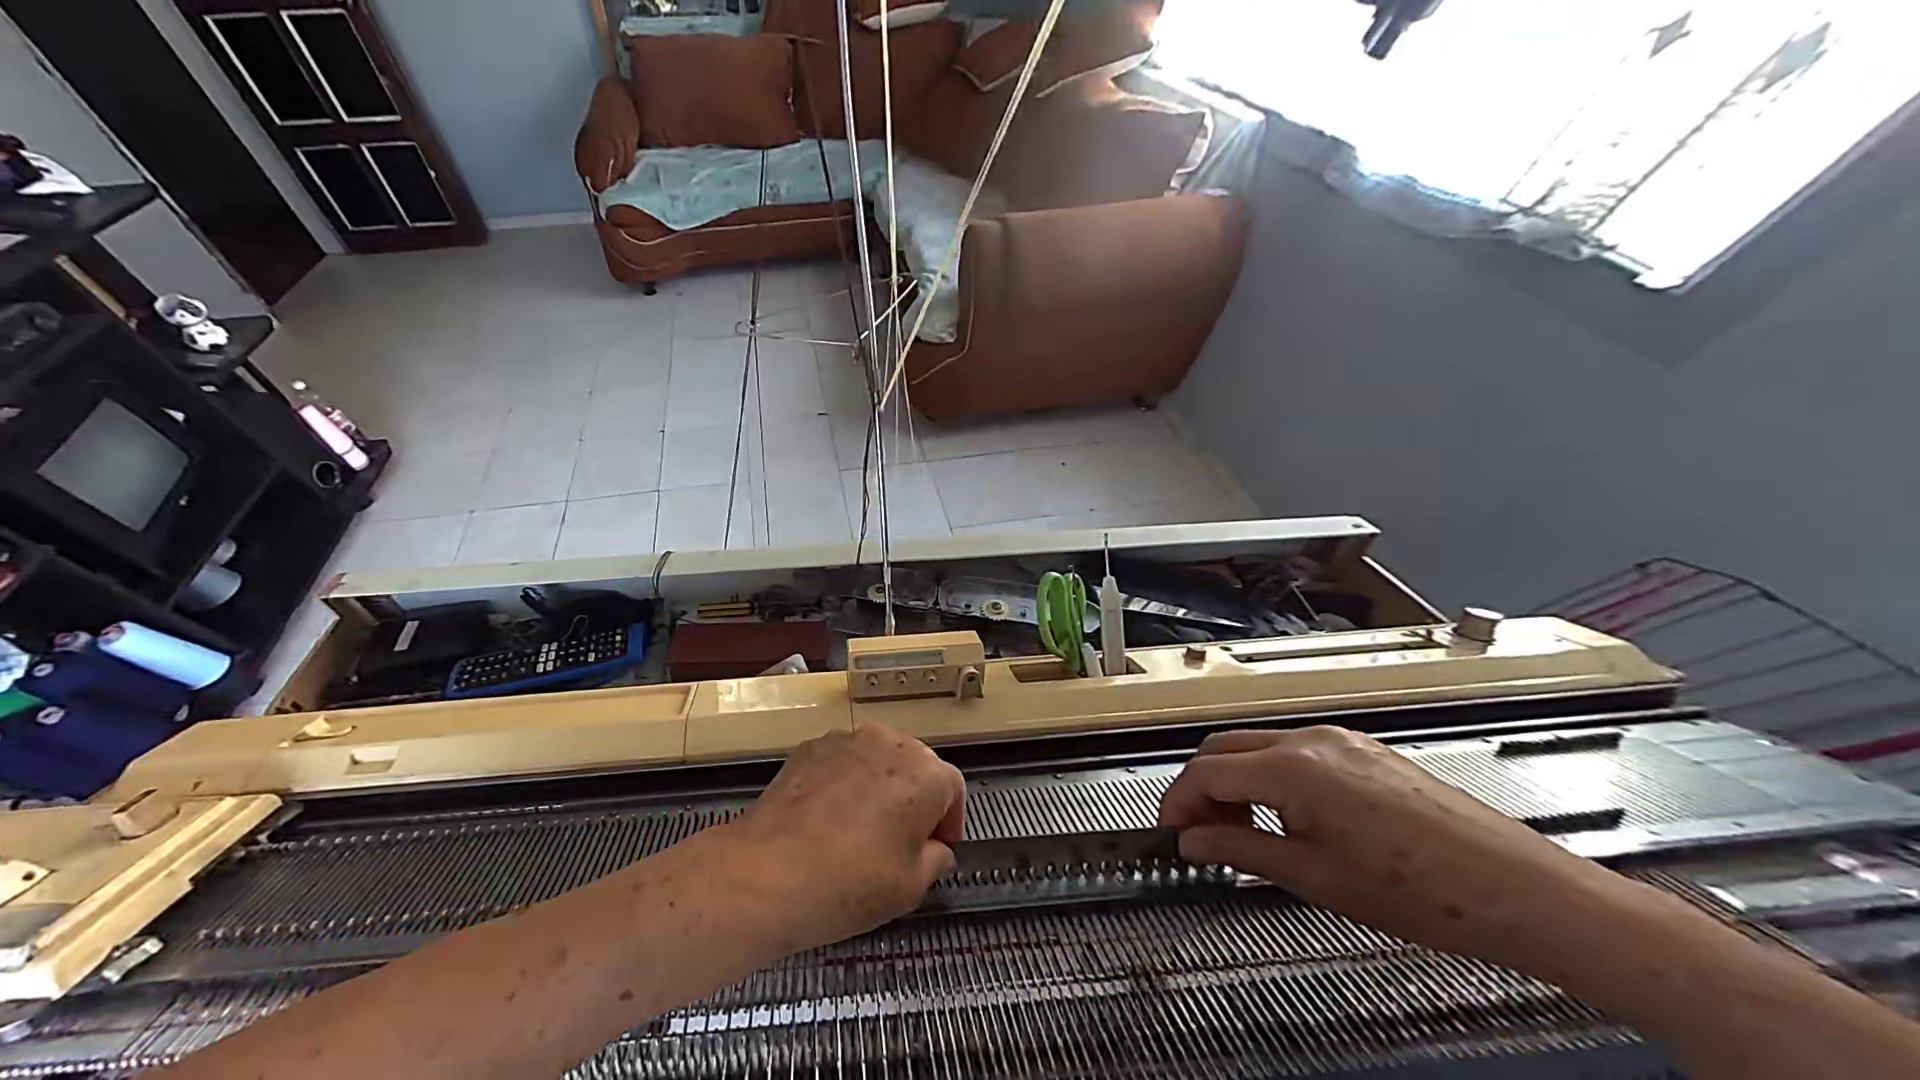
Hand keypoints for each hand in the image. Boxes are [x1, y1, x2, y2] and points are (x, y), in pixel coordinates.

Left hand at [726, 723, 964, 950]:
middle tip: (902, 843)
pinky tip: (830, 821)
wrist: (766, 874)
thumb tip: (936, 849)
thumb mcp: (912, 887)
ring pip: (878, 761)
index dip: (949, 823)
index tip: (939, 848)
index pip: (953, 790)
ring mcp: (848, 740)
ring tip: (862, 832)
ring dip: (880, 788)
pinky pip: (843, 762)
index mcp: (926, 774)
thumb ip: (937, 859)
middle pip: (917, 768)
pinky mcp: (812, 747)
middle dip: (916, 801)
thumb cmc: (847, 881)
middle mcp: (891, 744)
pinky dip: (845, 783)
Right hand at [1157, 726, 1644, 970]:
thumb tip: (1196, 842)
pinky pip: (1293, 752)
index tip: (1173, 830)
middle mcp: (1314, 741)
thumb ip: (1239, 851)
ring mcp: (1341, 742)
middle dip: (1201, 788)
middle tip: (1200, 833)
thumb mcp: (1314, 878)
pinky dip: (1269, 778)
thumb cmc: (1430, 890)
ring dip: (1234, 782)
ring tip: (1241, 833)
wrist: (1518, 890)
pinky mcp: (1363, 751)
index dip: (1178, 801)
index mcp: (1295, 768)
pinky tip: (1282, 818)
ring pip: (1257, 747)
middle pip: (1224, 749)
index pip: (1206, 771)